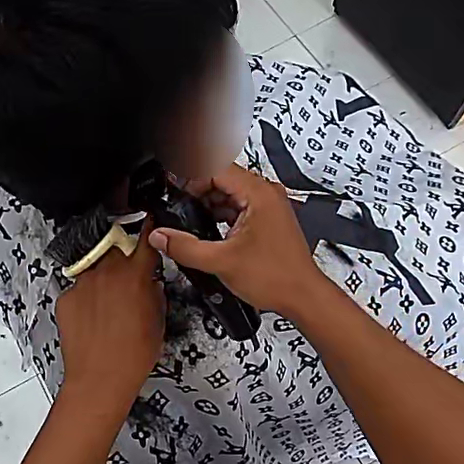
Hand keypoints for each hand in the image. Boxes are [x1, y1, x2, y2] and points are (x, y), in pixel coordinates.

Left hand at [54, 230, 163, 407]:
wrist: (100, 378)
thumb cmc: (132, 355)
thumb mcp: (158, 320)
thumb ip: (154, 293)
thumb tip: (150, 284)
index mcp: (136, 275)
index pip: (146, 238)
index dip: (150, 227)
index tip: (151, 219)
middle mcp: (107, 273)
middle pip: (117, 248)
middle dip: (125, 254)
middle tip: (132, 273)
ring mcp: (83, 284)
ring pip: (96, 268)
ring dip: (105, 277)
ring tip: (112, 304)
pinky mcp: (66, 298)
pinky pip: (79, 288)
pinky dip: (88, 297)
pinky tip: (96, 318)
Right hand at [148, 165, 331, 317]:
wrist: (302, 296)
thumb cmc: (278, 277)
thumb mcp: (221, 262)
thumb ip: (185, 247)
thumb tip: (161, 237)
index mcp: (258, 193)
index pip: (215, 166)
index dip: (189, 176)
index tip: (172, 187)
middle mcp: (267, 194)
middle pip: (222, 177)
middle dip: (197, 191)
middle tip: (178, 207)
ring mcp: (269, 206)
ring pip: (230, 193)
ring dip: (209, 204)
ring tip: (192, 221)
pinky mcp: (269, 219)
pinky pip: (240, 206)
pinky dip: (222, 215)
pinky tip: (210, 232)